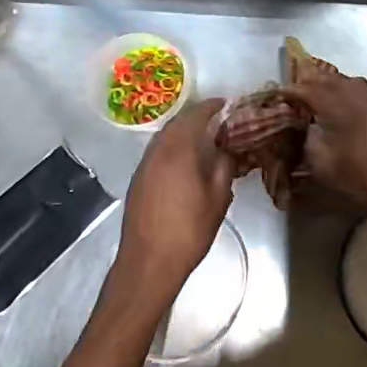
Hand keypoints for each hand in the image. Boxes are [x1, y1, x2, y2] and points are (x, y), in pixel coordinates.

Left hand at [115, 100, 236, 298]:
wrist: (149, 262)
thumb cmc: (189, 230)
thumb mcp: (218, 199)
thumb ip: (224, 168)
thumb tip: (227, 150)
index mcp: (179, 151)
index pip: (195, 116)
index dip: (211, 107)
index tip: (225, 103)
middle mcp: (158, 151)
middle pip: (177, 123)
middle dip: (196, 117)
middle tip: (217, 120)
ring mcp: (144, 166)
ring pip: (165, 137)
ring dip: (183, 132)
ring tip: (203, 138)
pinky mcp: (138, 181)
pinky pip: (157, 152)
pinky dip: (172, 147)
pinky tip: (185, 161)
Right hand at [283, 71, 366, 218]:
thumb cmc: (354, 177)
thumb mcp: (317, 159)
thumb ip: (304, 133)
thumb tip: (298, 120)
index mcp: (334, 101)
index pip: (301, 87)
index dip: (285, 93)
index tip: (272, 102)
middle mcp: (351, 90)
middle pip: (320, 76)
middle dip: (301, 85)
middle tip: (287, 102)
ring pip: (336, 79)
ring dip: (320, 86)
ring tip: (306, 103)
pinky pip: (350, 86)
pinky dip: (336, 90)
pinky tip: (330, 107)